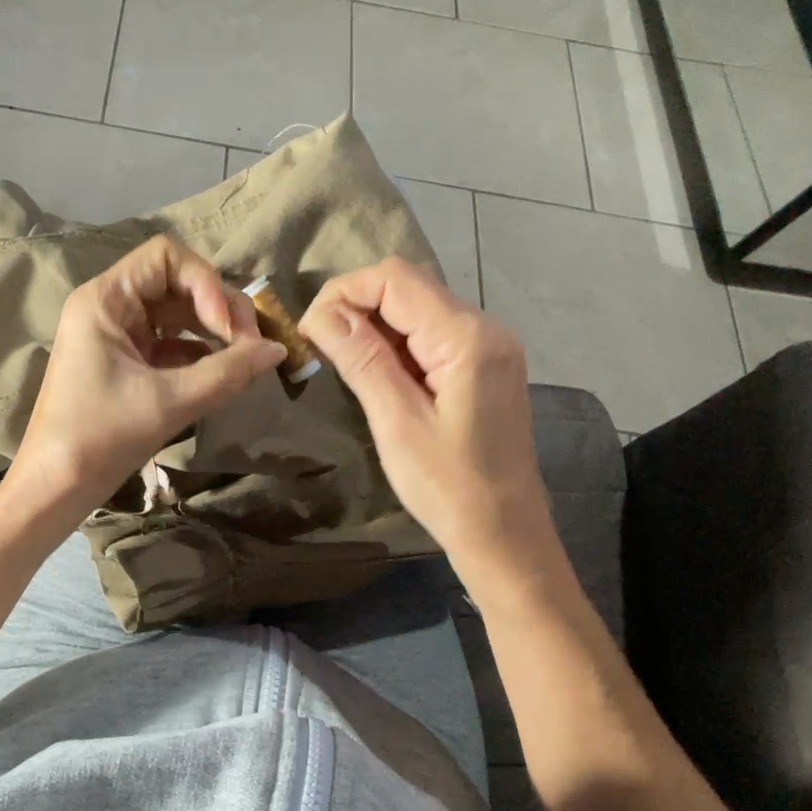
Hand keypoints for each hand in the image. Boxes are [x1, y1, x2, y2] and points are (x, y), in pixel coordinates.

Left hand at [8, 236, 286, 516]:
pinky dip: (200, 356)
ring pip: (177, 316)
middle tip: (253, 347)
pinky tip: (226, 376)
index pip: (166, 256)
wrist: (54, 488)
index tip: (228, 327)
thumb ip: (227, 372)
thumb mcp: (168, 403)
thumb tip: (278, 349)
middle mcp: (108, 308)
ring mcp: (117, 338)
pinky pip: (171, 346)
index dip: (206, 282)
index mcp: (104, 300)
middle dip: (219, 309)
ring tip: (246, 361)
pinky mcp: (125, 367)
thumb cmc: (99, 438)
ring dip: (214, 333)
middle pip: (177, 284)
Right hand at [299, 258, 555, 590]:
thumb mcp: (396, 422)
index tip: (309, 330)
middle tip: (319, 347)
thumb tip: (321, 313)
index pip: (395, 280)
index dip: (344, 292)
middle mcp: (486, 328)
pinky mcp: (484, 364)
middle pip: (409, 286)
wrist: (503, 530)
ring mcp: (489, 345)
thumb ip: (362, 359)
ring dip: (373, 325)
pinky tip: (377, 374)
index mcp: (467, 338)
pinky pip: (432, 333)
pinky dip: (396, 343)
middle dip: (356, 305)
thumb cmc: (446, 485)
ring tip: (342, 362)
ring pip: (419, 307)